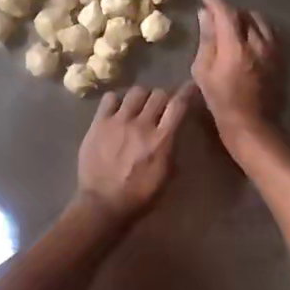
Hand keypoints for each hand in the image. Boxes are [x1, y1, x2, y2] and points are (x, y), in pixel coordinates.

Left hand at [76, 85, 194, 219]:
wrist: (103, 203)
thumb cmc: (139, 196)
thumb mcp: (166, 176)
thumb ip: (170, 150)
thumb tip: (171, 133)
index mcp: (161, 140)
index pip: (178, 105)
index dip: (186, 92)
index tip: (190, 86)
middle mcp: (141, 125)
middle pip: (158, 94)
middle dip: (162, 97)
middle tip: (159, 106)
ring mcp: (118, 121)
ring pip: (135, 92)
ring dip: (141, 97)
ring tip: (138, 107)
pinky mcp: (98, 123)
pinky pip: (109, 98)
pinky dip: (116, 101)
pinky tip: (117, 111)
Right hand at [192, 0, 282, 140]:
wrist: (252, 124)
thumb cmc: (220, 100)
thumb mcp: (203, 70)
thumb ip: (207, 39)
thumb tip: (204, 14)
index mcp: (235, 46)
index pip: (226, 12)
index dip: (215, 1)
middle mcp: (258, 43)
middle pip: (245, 14)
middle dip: (230, 11)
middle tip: (216, 16)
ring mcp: (273, 50)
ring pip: (261, 22)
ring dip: (246, 19)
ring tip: (234, 26)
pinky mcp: (281, 58)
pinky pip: (270, 34)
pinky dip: (258, 30)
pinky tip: (249, 39)